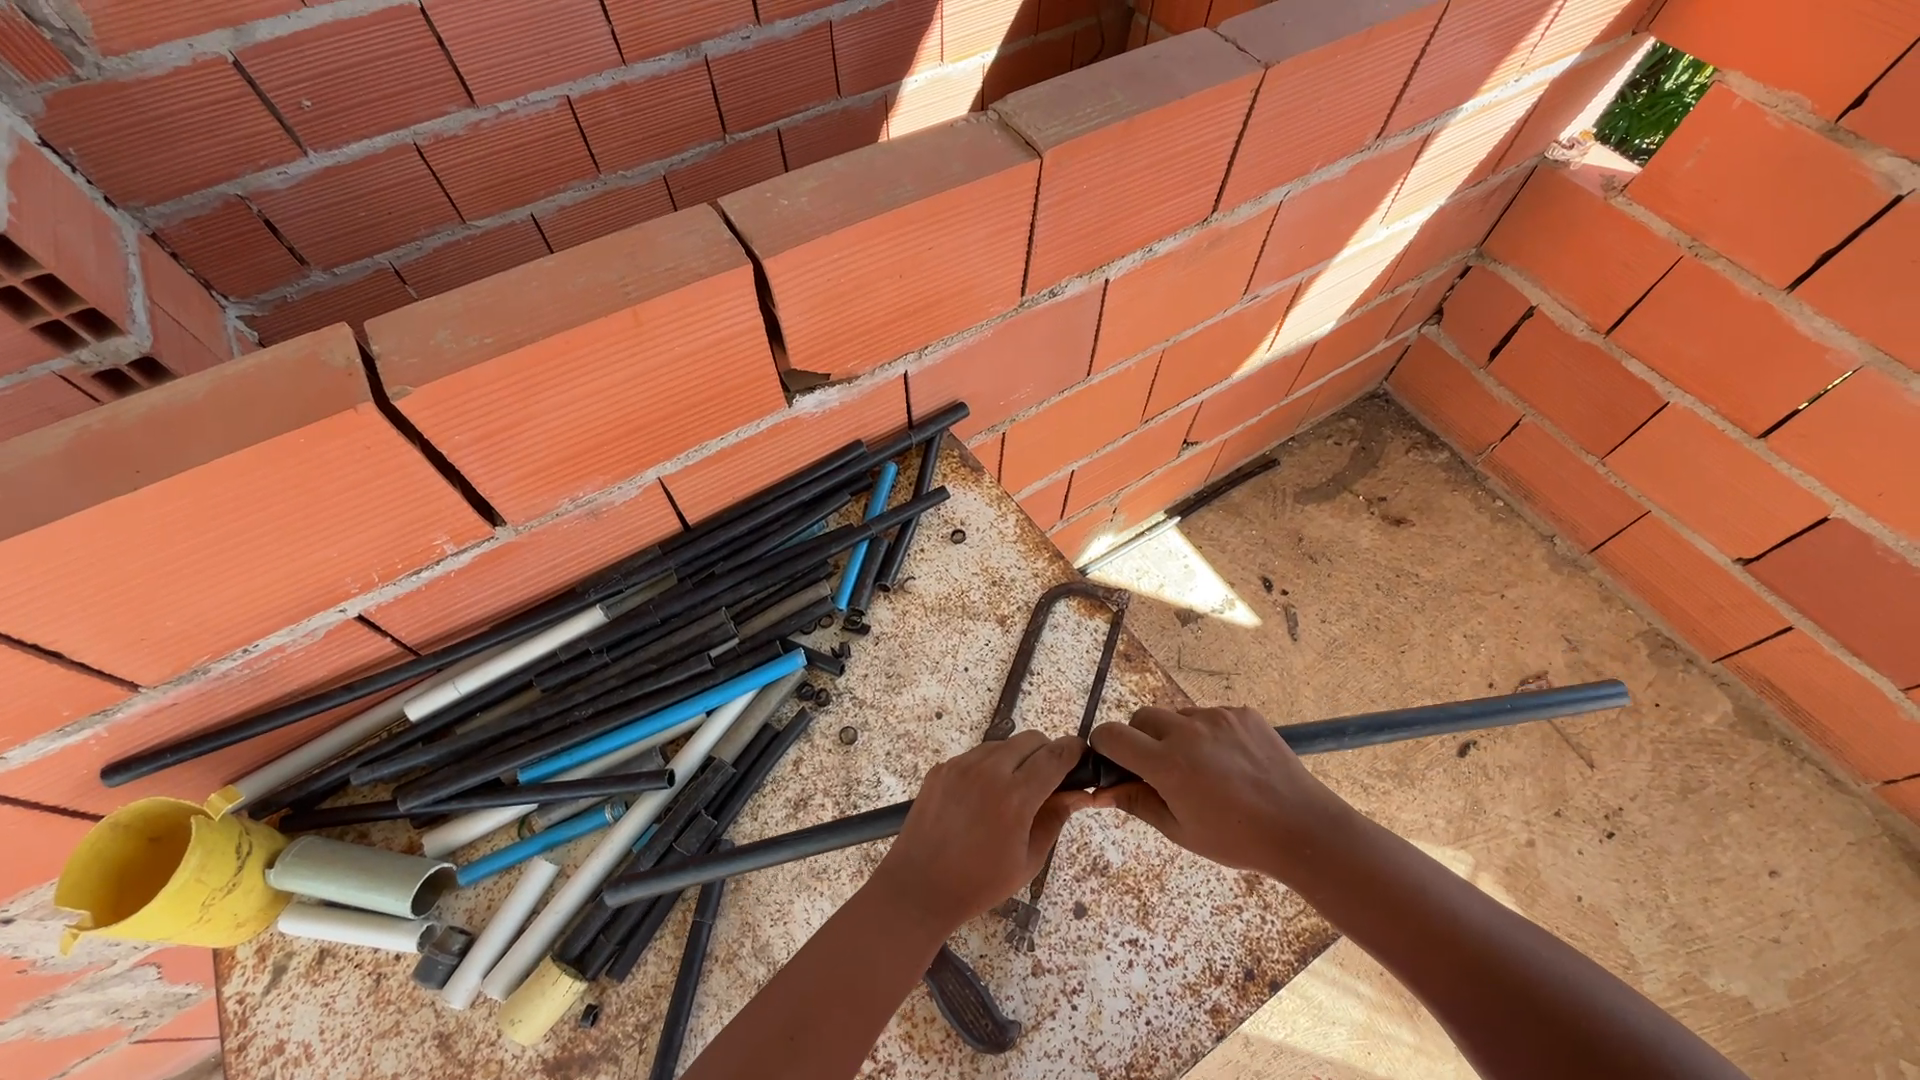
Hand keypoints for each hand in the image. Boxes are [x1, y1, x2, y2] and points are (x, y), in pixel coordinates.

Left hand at [868, 732, 1091, 931]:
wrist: (919, 887)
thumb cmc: (979, 883)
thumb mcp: (1028, 860)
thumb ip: (1055, 819)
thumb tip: (1077, 793)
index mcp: (1015, 797)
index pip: (1056, 755)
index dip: (1074, 751)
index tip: (1081, 756)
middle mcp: (988, 771)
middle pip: (1031, 739)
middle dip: (1046, 753)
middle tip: (1047, 780)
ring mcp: (960, 766)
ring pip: (1002, 745)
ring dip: (1017, 758)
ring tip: (1013, 791)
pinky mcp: (941, 769)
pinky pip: (975, 755)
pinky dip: (988, 767)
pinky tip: (983, 797)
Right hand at [1089, 706, 1357, 882]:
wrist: (1302, 828)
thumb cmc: (1236, 839)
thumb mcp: (1179, 830)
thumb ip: (1136, 802)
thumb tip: (1100, 791)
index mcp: (1167, 764)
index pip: (1111, 734)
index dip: (1104, 746)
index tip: (1113, 762)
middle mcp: (1188, 731)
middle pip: (1141, 717)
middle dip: (1140, 738)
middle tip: (1159, 770)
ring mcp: (1218, 717)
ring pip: (1176, 715)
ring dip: (1175, 735)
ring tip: (1201, 769)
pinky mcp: (1242, 713)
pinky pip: (1209, 715)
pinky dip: (1207, 733)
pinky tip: (1228, 762)